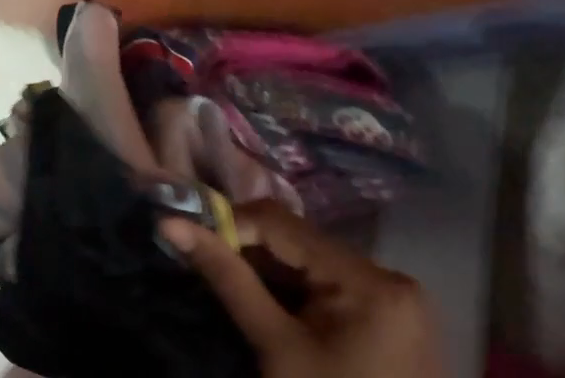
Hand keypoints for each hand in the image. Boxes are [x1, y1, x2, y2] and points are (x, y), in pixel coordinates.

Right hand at [161, 200, 447, 377]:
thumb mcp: (275, 343)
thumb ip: (226, 277)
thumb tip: (168, 222)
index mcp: (368, 279)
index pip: (279, 222)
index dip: (227, 225)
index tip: (189, 242)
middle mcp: (389, 276)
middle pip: (296, 239)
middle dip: (247, 251)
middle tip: (206, 268)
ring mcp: (395, 298)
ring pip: (308, 260)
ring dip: (267, 270)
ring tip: (236, 291)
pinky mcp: (392, 317)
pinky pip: (328, 283)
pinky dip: (293, 290)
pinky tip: (273, 310)